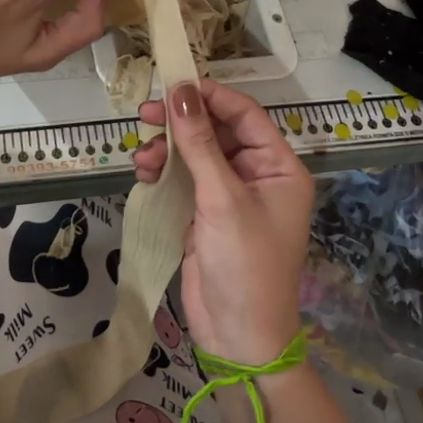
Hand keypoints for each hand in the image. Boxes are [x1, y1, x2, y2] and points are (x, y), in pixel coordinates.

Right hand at [134, 79, 314, 364]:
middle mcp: (256, 174)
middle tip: (146, 115)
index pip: (244, 115)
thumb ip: (199, 143)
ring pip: (195, 152)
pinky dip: (163, 171)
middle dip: (182, 123)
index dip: (209, 96)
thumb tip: (180, 90)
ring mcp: (229, 194)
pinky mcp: (205, 213)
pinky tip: (144, 173)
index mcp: (278, 167)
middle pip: (216, 130)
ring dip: (168, 149)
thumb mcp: (222, 199)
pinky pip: (183, 177)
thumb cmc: (245, 264)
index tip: (172, 84)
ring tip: (143, 157)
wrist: (238, 338)